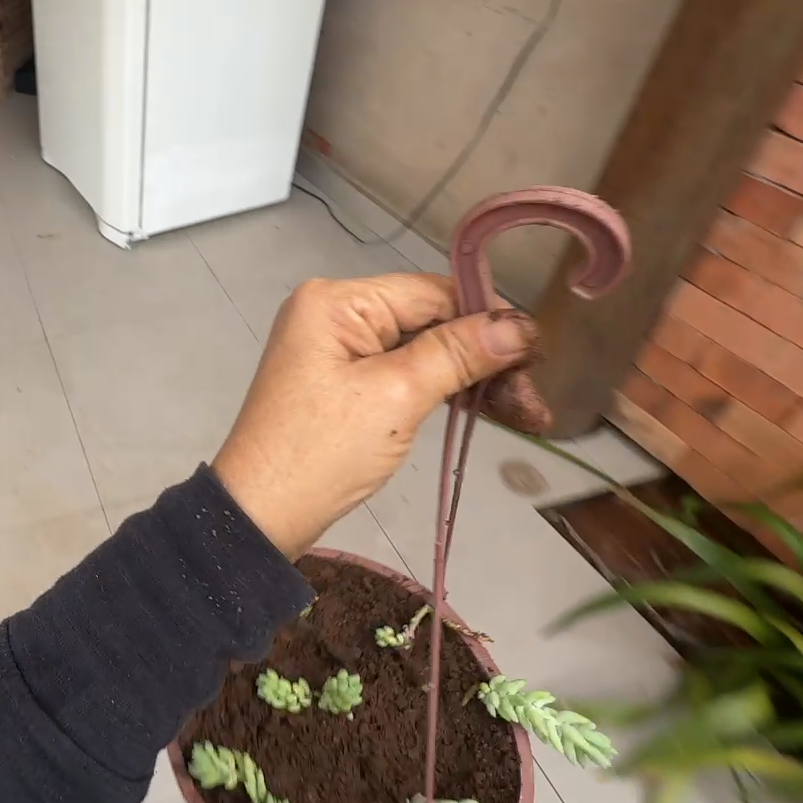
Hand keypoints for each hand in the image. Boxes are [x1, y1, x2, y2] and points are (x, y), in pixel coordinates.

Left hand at [209, 274, 538, 559]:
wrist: (262, 511)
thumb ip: (457, 353)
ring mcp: (333, 347)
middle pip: (427, 319)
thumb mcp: (396, 396)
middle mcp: (331, 312)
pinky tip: (481, 409)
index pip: (430, 291)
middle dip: (483, 355)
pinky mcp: (339, 380)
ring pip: (419, 348)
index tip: (539, 355)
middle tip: (535, 402)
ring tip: (526, 414)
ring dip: (468, 378)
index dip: (486, 318)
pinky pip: (399, 371)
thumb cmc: (323, 449)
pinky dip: (438, 389)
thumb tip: (520, 324)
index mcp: (335, 301)